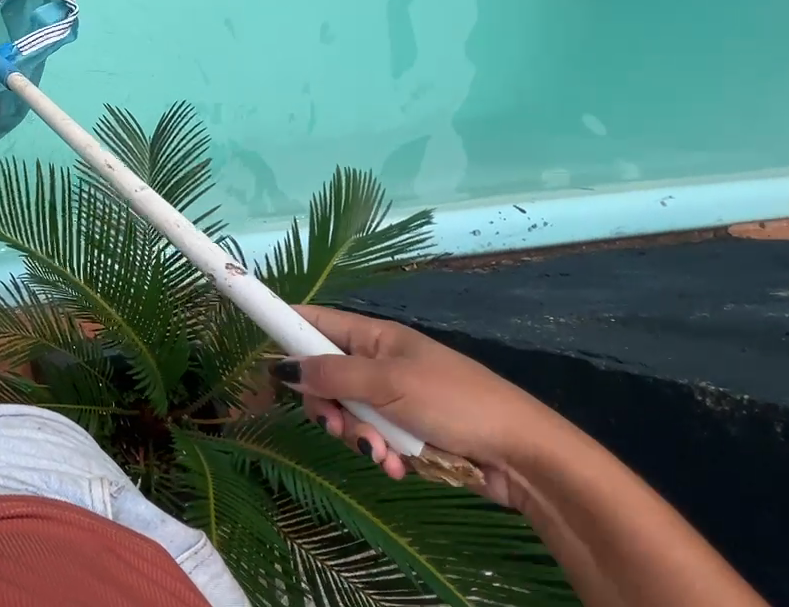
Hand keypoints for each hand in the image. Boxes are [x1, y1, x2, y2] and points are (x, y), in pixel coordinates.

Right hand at [275, 305, 572, 506]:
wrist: (528, 457)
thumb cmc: (457, 402)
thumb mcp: (388, 383)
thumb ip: (331, 374)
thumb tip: (280, 367)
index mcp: (373, 336)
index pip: (311, 321)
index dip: (282, 332)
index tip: (260, 357)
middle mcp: (377, 361)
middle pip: (321, 374)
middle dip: (323, 403)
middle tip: (332, 424)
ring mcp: (391, 396)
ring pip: (344, 410)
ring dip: (355, 434)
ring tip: (381, 453)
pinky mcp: (406, 430)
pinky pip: (370, 436)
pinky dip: (378, 452)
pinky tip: (396, 466)